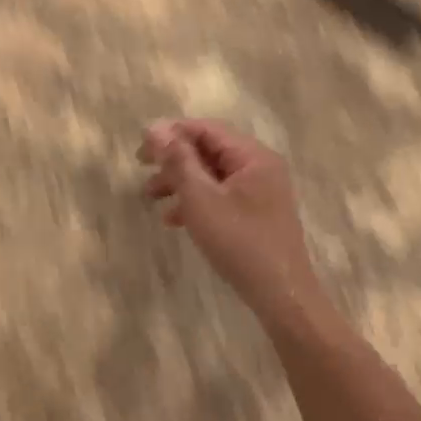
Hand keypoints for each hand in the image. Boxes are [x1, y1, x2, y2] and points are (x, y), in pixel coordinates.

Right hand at [139, 119, 324, 319]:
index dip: (171, 133)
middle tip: (141, 166)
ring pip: (211, 173)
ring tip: (150, 196)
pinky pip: (219, 194)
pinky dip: (194, 199)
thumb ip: (178, 160)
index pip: (206, 129)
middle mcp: (260, 167)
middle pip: (208, 149)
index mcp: (253, 157)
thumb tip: (155, 127)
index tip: (140, 148)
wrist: (280, 293)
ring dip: (179, 180)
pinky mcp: (255, 212)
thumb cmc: (239, 241)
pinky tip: (173, 218)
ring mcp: (260, 191)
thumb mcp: (200, 198)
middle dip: (173, 158)